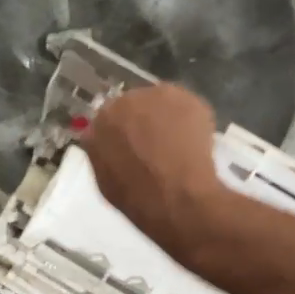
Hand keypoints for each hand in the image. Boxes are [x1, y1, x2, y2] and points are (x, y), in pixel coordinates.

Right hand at [78, 84, 229, 252]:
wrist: (173, 195)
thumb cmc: (135, 197)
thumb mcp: (105, 180)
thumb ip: (105, 155)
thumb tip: (113, 148)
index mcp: (99, 123)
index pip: (110, 121)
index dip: (124, 134)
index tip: (133, 148)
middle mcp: (123, 101)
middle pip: (135, 106)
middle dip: (144, 122)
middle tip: (157, 145)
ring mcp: (156, 95)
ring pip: (162, 103)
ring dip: (167, 118)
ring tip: (178, 145)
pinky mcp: (185, 97)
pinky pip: (187, 107)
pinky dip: (191, 121)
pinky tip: (195, 142)